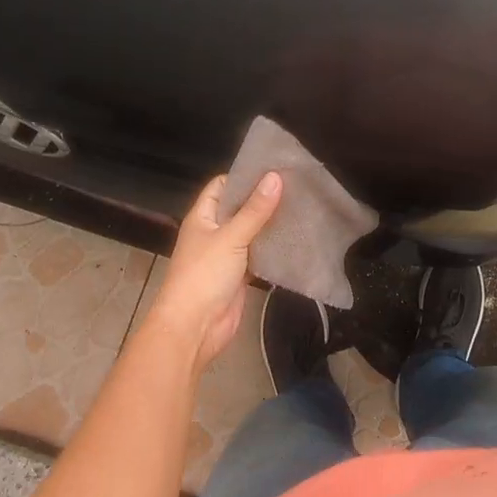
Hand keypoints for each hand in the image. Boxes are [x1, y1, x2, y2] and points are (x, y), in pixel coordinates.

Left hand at [144, 171, 282, 371]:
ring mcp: (227, 254)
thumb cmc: (204, 276)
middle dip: (263, 198)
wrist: (194, 329)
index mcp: (203, 217)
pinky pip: (258, 253)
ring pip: (251, 231)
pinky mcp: (240, 274)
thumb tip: (276, 176)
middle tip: (295, 184)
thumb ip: (255, 209)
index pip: (222, 185)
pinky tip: (295, 237)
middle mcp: (214, 231)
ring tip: (301, 205)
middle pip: (240, 207)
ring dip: (271, 222)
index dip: (244, 176)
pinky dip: (273, 246)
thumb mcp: (231, 237)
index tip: (273, 168)